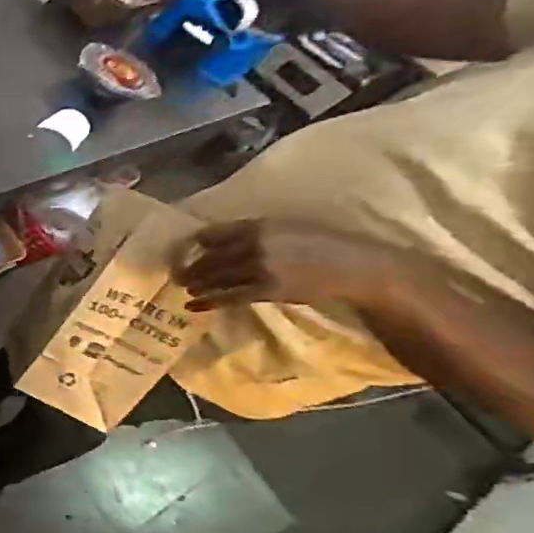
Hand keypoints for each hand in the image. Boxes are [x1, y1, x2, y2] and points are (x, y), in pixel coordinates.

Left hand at [176, 219, 396, 311]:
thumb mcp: (284, 227)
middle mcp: (254, 246)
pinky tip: (192, 305)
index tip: (183, 251)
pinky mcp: (266, 290)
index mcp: (258, 226)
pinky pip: (227, 298)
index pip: (211, 235)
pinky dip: (206, 302)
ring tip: (186, 287)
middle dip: (189, 268)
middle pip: (208, 258)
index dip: (193, 244)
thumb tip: (213, 241)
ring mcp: (259, 269)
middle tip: (178, 274)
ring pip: (214, 278)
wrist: (355, 266)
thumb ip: (250, 233)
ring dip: (195, 284)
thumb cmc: (320, 243)